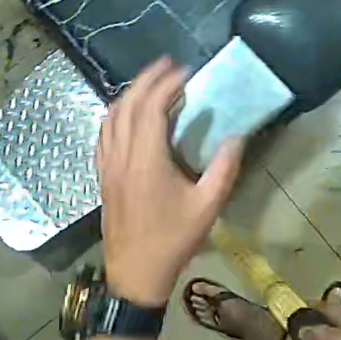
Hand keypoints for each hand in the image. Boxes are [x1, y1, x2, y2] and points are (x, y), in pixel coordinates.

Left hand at [96, 58, 244, 307]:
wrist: (136, 273)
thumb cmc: (173, 239)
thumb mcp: (208, 206)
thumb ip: (224, 169)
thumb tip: (237, 137)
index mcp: (147, 160)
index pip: (152, 108)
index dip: (167, 85)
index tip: (186, 72)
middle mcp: (122, 155)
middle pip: (128, 105)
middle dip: (147, 80)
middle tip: (169, 66)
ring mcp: (108, 165)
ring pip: (111, 117)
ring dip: (130, 94)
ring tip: (151, 84)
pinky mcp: (103, 175)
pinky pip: (104, 134)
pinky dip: (116, 114)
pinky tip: (128, 115)